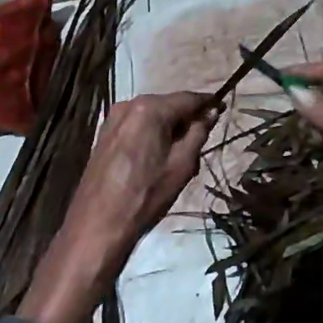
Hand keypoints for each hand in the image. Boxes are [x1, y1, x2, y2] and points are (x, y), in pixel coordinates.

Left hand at [17, 92, 213, 322]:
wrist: (98, 224)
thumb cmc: (146, 194)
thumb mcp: (182, 165)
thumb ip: (198, 133)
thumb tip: (210, 113)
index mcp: (149, 108)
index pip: (187, 98)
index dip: (208, 103)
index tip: (223, 109)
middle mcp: (128, 105)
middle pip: (168, 105)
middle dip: (187, 120)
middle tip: (202, 144)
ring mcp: (113, 119)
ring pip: (152, 116)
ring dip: (170, 129)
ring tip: (181, 157)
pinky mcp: (104, 134)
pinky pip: (137, 126)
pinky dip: (152, 135)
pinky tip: (158, 159)